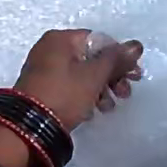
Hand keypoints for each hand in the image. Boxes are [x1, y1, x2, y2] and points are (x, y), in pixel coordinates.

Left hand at [14, 30, 144, 129]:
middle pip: (91, 58)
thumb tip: (136, 45)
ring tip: (108, 108)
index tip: (134, 76)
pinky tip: (92, 111)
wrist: (30, 127)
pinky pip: (70, 86)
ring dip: (101, 89)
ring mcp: (44, 69)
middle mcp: (50, 49)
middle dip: (112, 77)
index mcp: (61, 39)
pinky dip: (84, 96)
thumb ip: (116, 59)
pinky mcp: (42, 88)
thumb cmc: (64, 94)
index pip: (100, 40)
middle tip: (125, 93)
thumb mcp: (94, 75)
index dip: (120, 57)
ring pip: (82, 74)